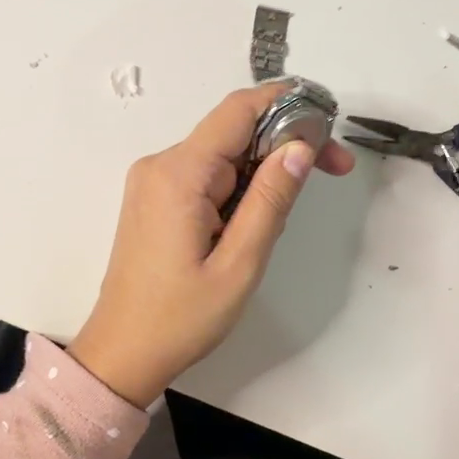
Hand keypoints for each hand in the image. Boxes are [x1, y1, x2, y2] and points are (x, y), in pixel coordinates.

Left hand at [69, 82, 354, 407]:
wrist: (123, 354)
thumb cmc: (180, 319)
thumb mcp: (239, 265)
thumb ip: (270, 201)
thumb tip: (300, 147)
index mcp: (179, 175)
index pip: (239, 111)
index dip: (290, 105)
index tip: (331, 124)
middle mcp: (160, 166)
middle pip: (233, 131)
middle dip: (285, 143)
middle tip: (335, 170)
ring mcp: (153, 183)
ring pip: (223, 156)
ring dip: (262, 173)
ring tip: (279, 222)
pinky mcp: (155, 202)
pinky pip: (206, 178)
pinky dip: (238, 189)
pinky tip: (250, 225)